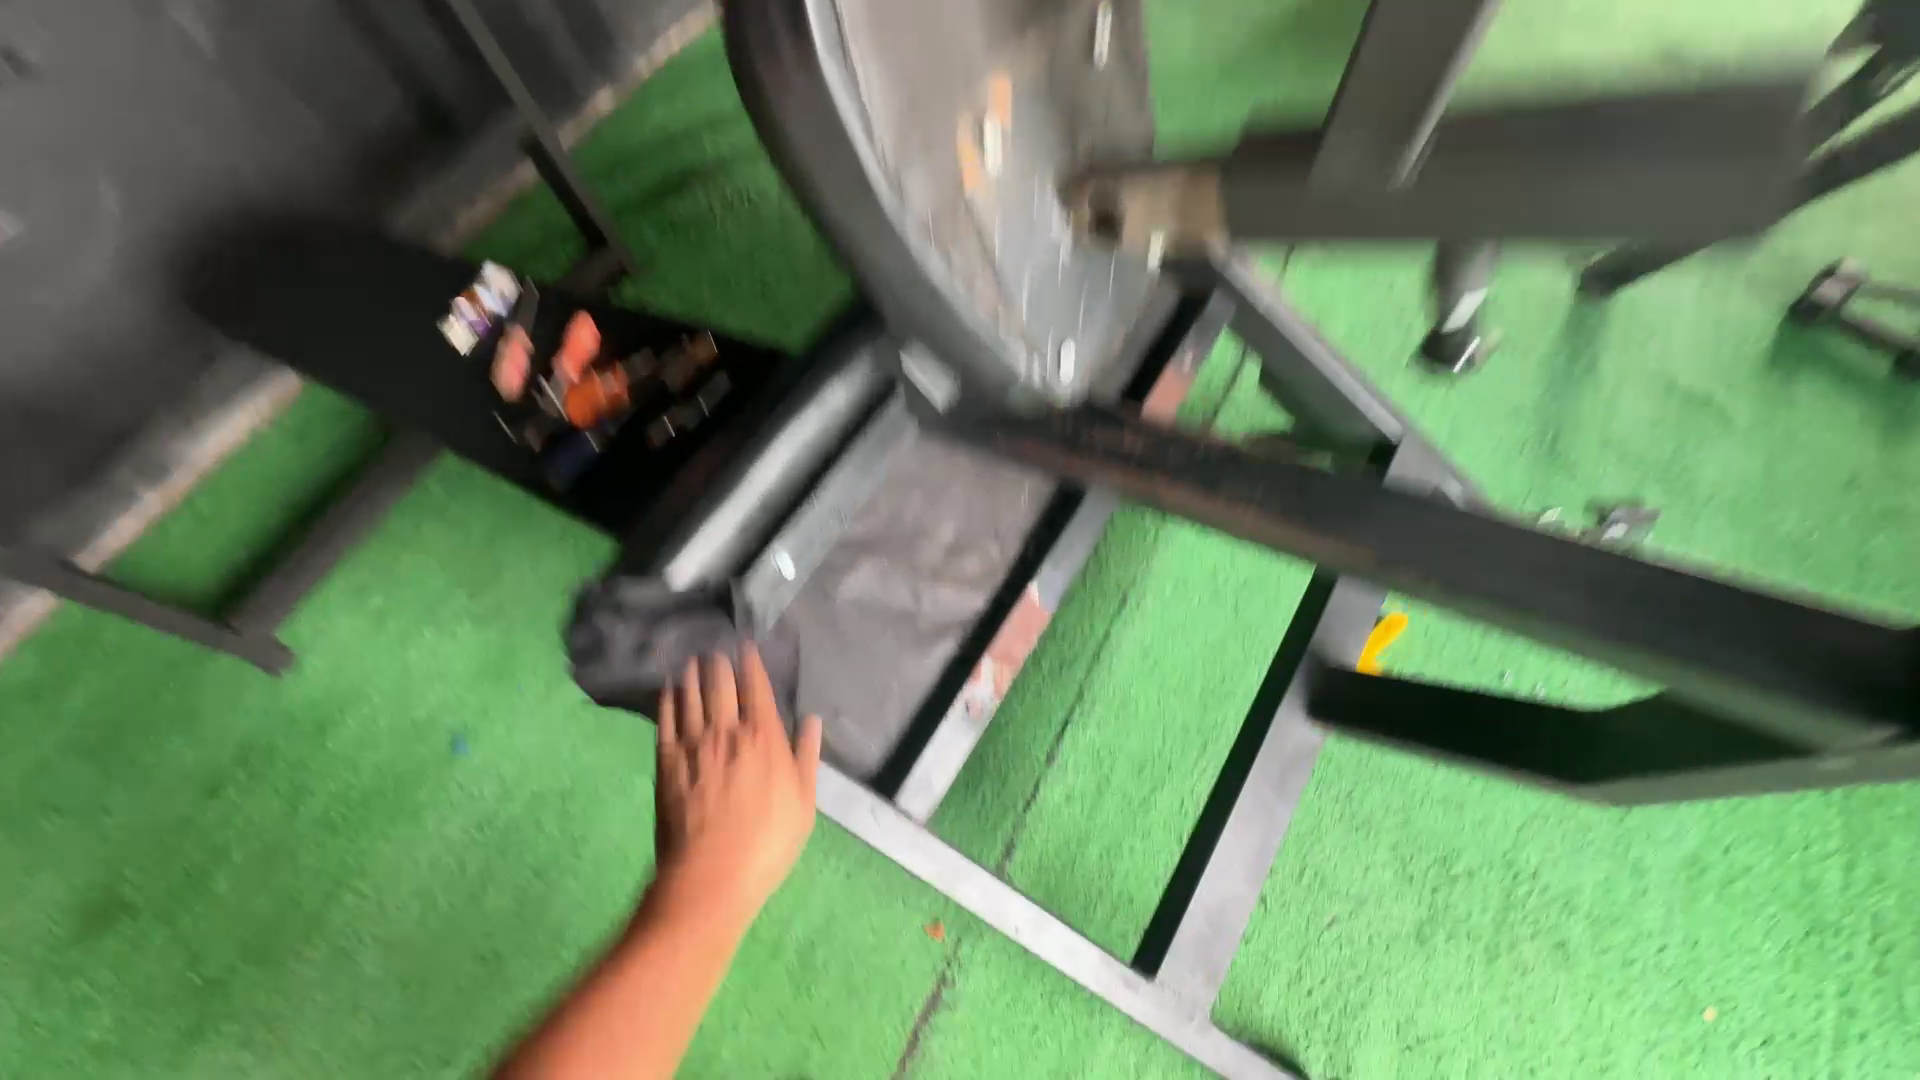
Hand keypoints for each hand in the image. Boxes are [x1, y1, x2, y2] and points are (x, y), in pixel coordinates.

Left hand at [653, 646, 822, 927]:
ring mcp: (693, 745)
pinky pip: (666, 721)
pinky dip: (667, 700)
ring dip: (691, 675)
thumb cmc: (768, 842)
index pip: (757, 688)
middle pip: (721, 686)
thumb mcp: (803, 803)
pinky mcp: (667, 763)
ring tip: (690, 661)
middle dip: (718, 664)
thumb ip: (806, 757)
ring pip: (691, 697)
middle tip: (715, 650)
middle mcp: (728, 731)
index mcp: (765, 738)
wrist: (712, 876)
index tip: (746, 647)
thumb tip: (812, 721)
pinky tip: (668, 690)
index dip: (751, 664)